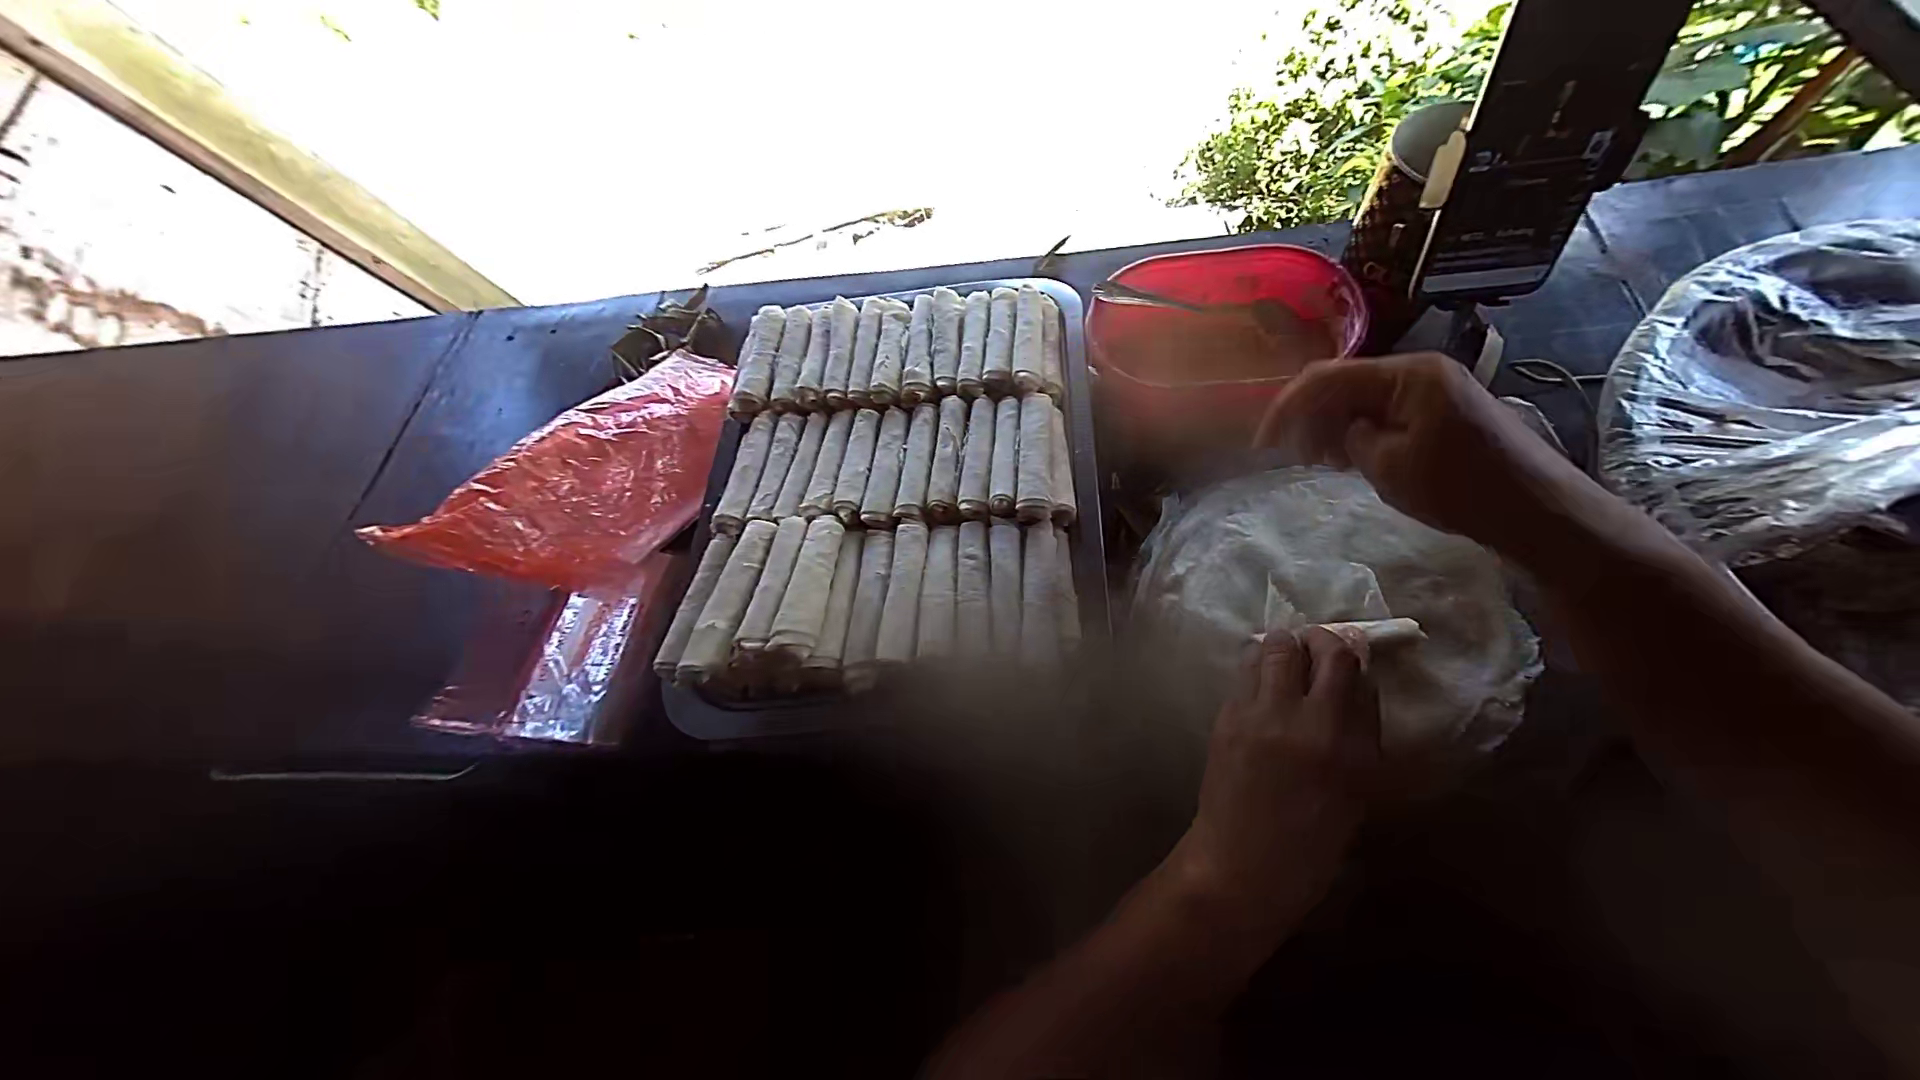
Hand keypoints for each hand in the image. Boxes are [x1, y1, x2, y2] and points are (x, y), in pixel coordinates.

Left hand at [1163, 628, 1379, 932]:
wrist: (1242, 863)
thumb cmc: (1312, 840)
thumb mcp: (1357, 790)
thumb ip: (1361, 731)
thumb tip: (1358, 680)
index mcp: (1341, 742)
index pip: (1345, 662)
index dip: (1347, 645)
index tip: (1349, 646)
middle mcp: (1297, 718)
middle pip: (1301, 644)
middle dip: (1311, 640)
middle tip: (1316, 651)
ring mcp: (1254, 714)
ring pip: (1265, 650)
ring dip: (1279, 649)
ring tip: (1287, 666)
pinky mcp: (1224, 718)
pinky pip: (1243, 676)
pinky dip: (1256, 671)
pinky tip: (1264, 690)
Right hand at [1255, 352, 1592, 557]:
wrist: (1536, 510)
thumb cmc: (1459, 488)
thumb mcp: (1385, 465)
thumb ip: (1347, 437)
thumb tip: (1334, 429)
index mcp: (1406, 375)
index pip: (1326, 378)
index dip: (1286, 409)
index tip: (1263, 444)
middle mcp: (1419, 370)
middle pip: (1341, 383)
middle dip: (1308, 417)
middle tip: (1290, 457)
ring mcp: (1433, 388)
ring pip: (1360, 397)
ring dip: (1331, 425)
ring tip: (1319, 461)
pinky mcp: (1441, 409)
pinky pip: (1383, 410)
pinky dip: (1357, 430)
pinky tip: (1348, 457)